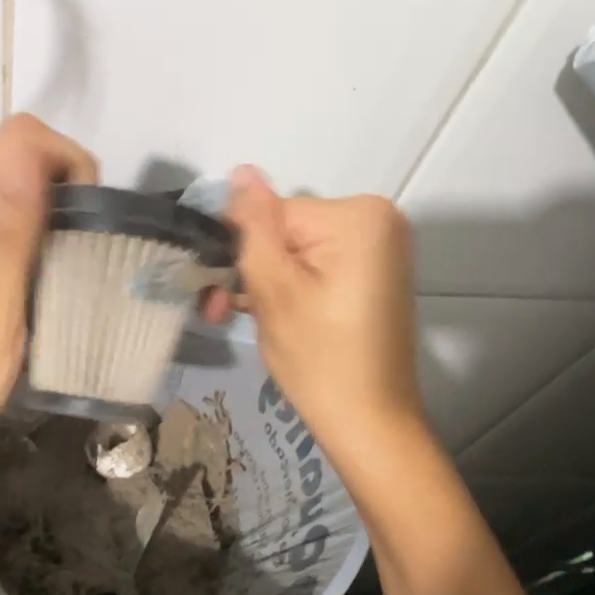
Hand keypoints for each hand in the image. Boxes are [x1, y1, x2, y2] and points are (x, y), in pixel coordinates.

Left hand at [0, 114, 96, 473]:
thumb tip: (29, 153)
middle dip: (73, 194)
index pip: (18, 141)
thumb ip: (8, 238)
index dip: (66, 164)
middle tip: (92, 260)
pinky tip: (63, 289)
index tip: (91, 224)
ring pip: (29, 200)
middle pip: (26, 163)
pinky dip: (53, 248)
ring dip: (66, 222)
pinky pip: (24, 235)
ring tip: (84, 276)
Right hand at [219, 166, 425, 444]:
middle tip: (222, 314)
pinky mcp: (374, 275)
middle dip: (250, 270)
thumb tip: (241, 171)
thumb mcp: (275, 290)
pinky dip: (290, 291)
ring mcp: (379, 248)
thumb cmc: (319, 360)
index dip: (238, 251)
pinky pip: (316, 268)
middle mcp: (377, 220)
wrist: (370, 423)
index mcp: (358, 216)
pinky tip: (272, 320)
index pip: (271, 214)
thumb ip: (254, 227)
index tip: (215, 293)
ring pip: (295, 253)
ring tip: (241, 321)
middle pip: (284, 232)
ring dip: (263, 284)